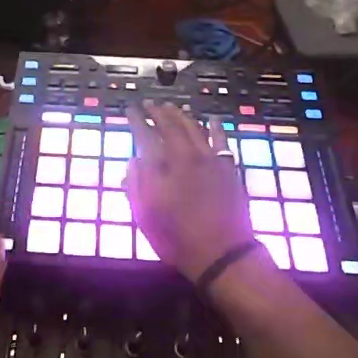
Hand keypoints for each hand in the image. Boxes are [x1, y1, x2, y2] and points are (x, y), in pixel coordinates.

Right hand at [125, 100, 254, 279]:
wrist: (221, 254)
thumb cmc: (176, 238)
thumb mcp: (144, 216)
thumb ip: (136, 185)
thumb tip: (133, 161)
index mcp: (161, 168)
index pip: (145, 135)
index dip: (136, 120)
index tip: (130, 110)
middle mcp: (185, 157)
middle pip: (171, 126)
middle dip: (159, 112)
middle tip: (150, 104)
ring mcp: (210, 161)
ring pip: (195, 128)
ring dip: (182, 115)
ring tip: (174, 107)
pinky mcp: (228, 169)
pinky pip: (221, 141)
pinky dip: (215, 128)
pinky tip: (213, 120)